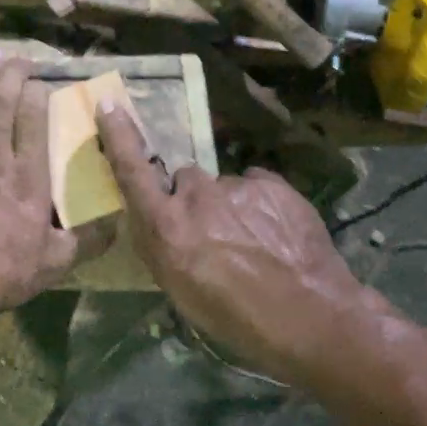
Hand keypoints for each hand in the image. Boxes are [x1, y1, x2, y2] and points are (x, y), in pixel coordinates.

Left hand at [0, 54, 113, 318]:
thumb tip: (118, 218)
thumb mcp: (59, 260)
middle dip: (14, 74)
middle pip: (4, 103)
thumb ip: (90, 237)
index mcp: (29, 175)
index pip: (34, 118)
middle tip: (21, 59)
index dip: (38, 92)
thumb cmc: (6, 272)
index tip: (43, 81)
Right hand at [96, 100, 377, 384]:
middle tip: (213, 236)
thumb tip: (151, 221)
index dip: (118, 135)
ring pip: (223, 188)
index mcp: (167, 225)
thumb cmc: (239, 320)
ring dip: (230, 208)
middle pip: (184, 182)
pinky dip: (261, 207)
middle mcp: (196, 196)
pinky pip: (256, 187)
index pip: (131, 169)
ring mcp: (237, 185)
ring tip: (255, 245)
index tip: (109, 104)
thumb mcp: (180, 292)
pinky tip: (277, 238)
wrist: (317, 321)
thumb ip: (160, 246)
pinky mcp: (272, 184)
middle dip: (191, 200)